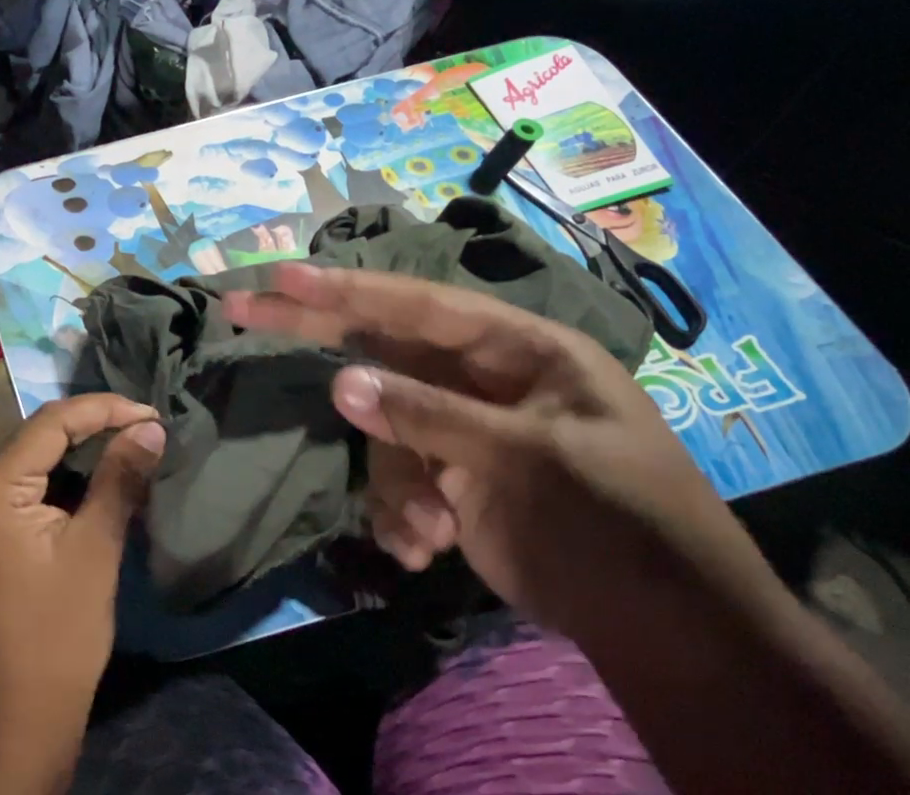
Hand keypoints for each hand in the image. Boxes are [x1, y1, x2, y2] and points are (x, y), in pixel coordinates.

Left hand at [0, 394, 165, 703]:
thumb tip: (149, 428)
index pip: (50, 422)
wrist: (22, 699)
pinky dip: (55, 474)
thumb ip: (119, 478)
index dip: (103, 410)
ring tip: (127, 446)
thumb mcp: (97, 546)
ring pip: (27, 454)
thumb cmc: (62, 627)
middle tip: (144, 429)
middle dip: (91, 427)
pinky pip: (17, 478)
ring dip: (75, 449)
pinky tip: (92, 475)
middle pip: (34, 434)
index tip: (152, 414)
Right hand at [225, 263, 763, 634]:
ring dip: (394, 484)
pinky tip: (423, 549)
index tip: (281, 277)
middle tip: (241, 307)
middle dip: (315, 336)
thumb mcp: (529, 460)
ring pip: (382, 432)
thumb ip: (429, 416)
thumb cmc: (621, 523)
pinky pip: (395, 480)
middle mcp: (483, 380)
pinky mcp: (449, 481)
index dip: (347, 290)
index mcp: (522, 353)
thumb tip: (338, 382)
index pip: (420, 307)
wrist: (667, 632)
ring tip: (428, 532)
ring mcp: (462, 432)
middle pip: (382, 347)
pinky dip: (400, 515)